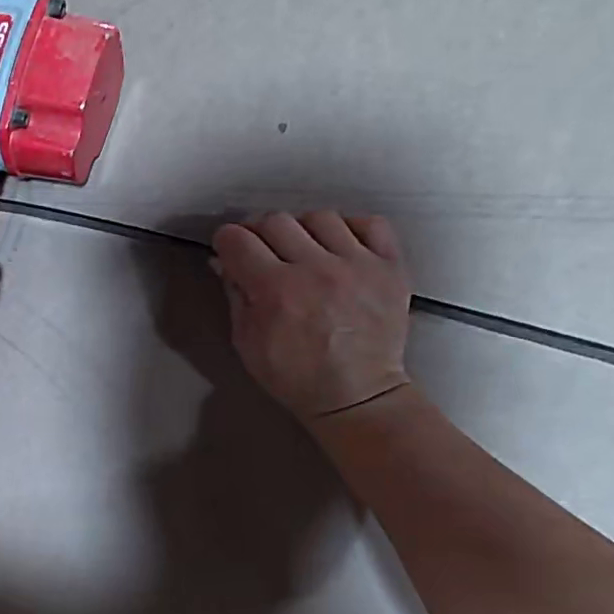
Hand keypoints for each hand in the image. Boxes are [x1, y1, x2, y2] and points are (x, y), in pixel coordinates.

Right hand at [211, 211, 411, 419]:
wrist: (356, 395)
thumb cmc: (291, 373)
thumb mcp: (244, 339)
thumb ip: (234, 293)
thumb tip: (223, 260)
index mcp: (275, 290)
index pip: (237, 238)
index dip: (225, 240)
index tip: (227, 249)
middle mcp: (316, 269)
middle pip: (275, 220)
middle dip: (258, 232)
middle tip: (260, 251)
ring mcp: (358, 266)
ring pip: (319, 218)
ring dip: (302, 230)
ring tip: (301, 250)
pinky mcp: (391, 268)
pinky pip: (370, 224)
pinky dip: (349, 229)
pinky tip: (338, 247)